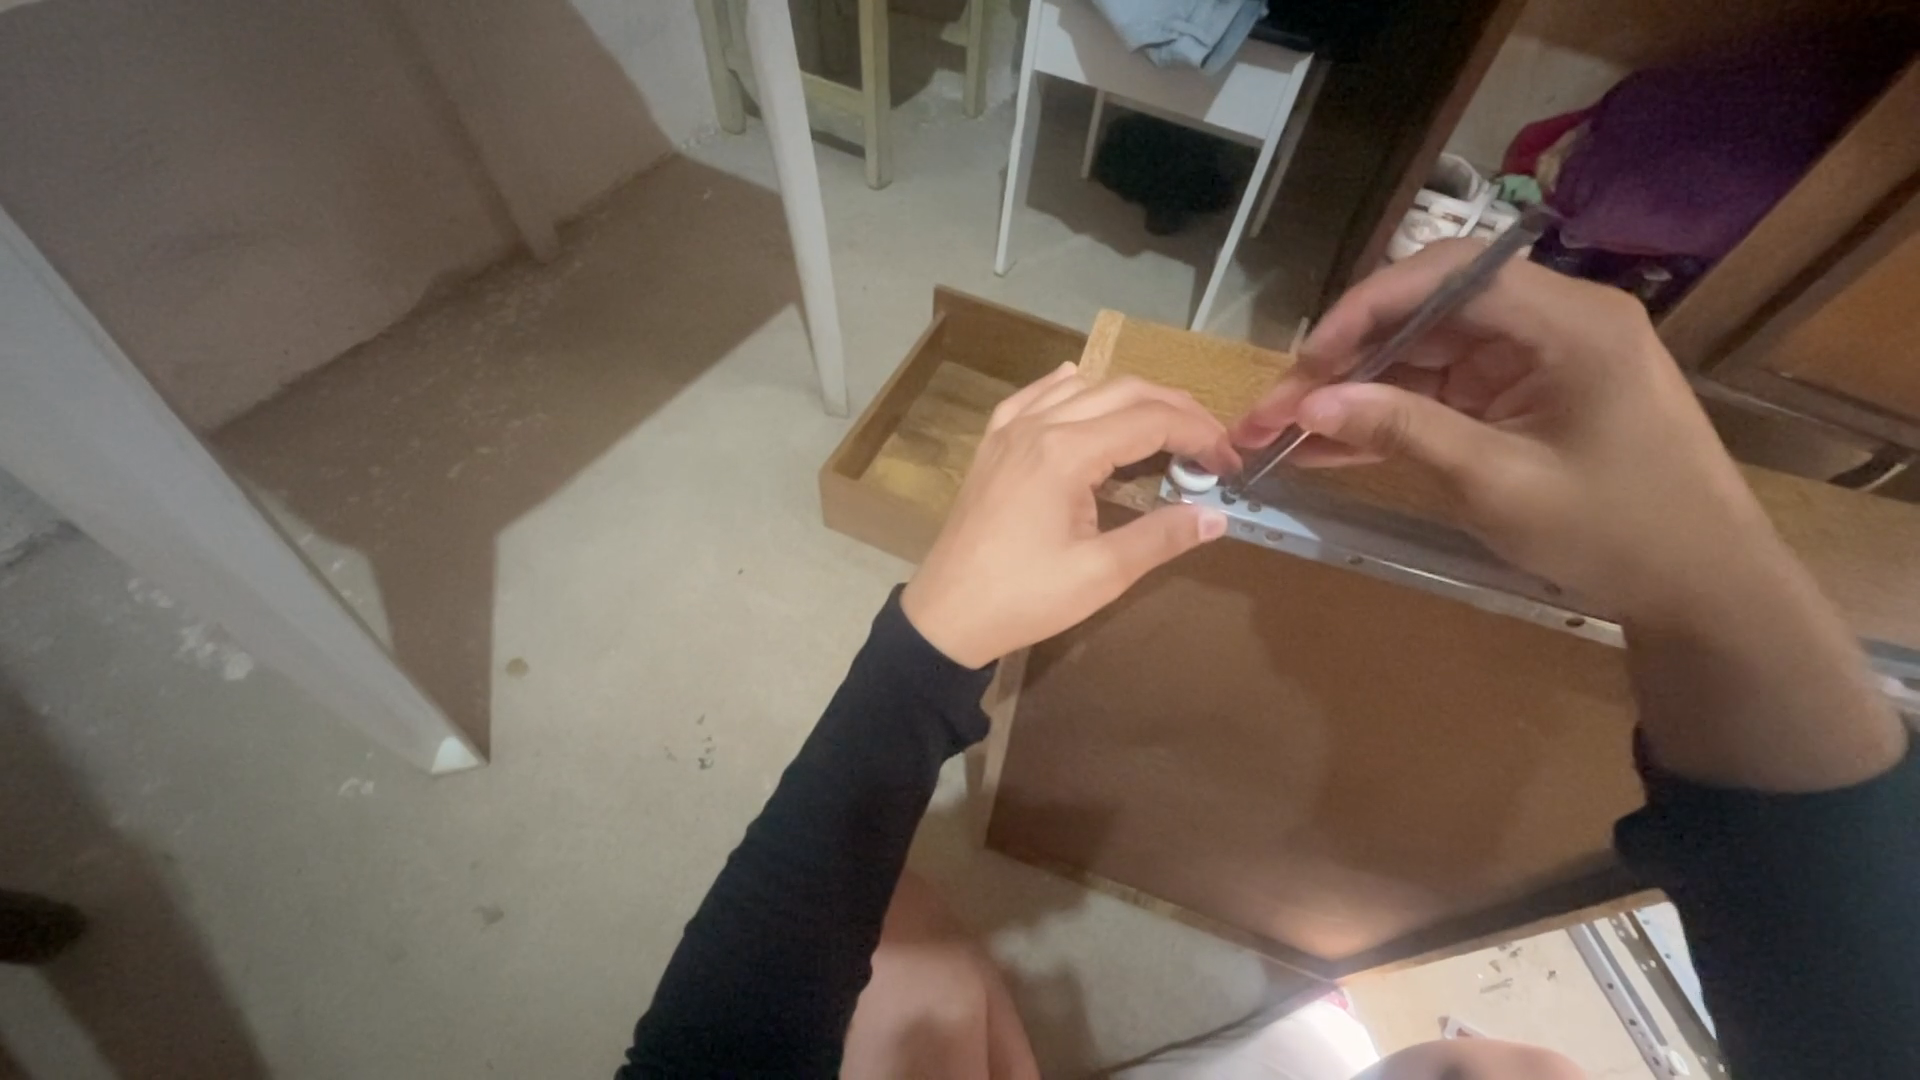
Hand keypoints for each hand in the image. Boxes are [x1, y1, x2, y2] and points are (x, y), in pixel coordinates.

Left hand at [902, 364, 1239, 667]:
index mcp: (1067, 453)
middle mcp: (1038, 427)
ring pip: (1079, 387)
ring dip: (1127, 397)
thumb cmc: (1024, 598)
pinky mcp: (990, 446)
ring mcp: (1008, 432)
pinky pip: (1031, 398)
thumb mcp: (1101, 574)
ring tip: (1160, 426)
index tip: (1228, 463)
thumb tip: (1216, 516)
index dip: (1200, 434)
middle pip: (1121, 392)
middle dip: (1174, 408)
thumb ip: (1160, 537)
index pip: (1151, 420)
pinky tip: (1077, 386)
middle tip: (1208, 442)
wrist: (947, 615)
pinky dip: (1065, 388)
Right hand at [1234, 240, 1778, 620]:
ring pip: (1411, 357)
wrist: (1693, 584)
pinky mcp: (1506, 398)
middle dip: (1338, 362)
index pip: (1449, 278)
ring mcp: (1522, 362)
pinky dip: (1376, 420)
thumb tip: (1306, 404)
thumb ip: (1402, 430)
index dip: (1365, 309)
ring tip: (1276, 434)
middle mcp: (1542, 324)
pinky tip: (1319, 447)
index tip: (1306, 361)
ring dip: (1345, 395)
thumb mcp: (1496, 482)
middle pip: (1419, 316)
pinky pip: (1427, 395)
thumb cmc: (1613, 530)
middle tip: (1271, 411)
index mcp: (1566, 323)